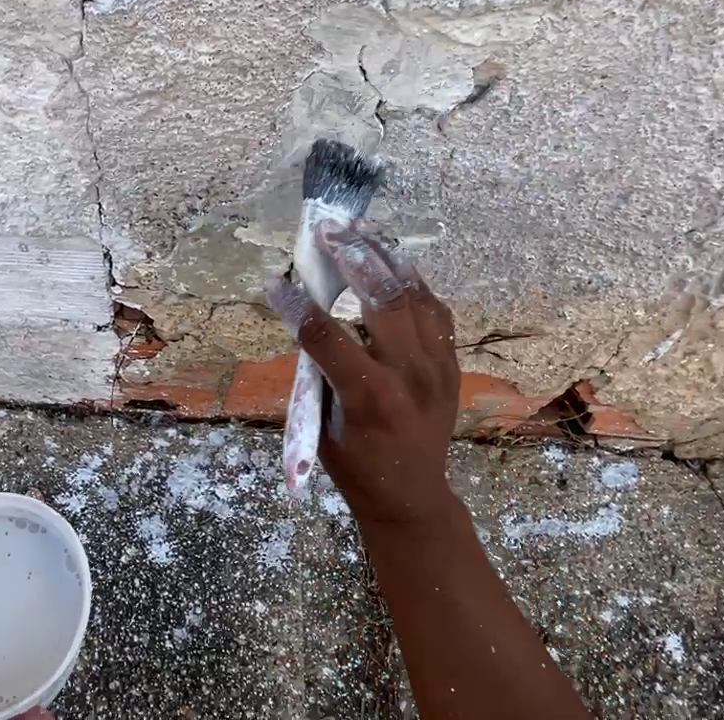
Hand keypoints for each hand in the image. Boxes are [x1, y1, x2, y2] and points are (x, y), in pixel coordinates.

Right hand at [266, 220, 460, 524]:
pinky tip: (391, 260)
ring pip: (414, 294)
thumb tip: (305, 314)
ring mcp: (437, 366)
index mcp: (369, 396)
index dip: (295, 304)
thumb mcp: (321, 423)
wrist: (412, 495)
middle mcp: (409, 374)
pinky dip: (410, 280)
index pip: (324, 335)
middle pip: (381, 298)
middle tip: (328, 230)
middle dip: (352, 257)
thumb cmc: (354, 464)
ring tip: (361, 229)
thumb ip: (316, 368)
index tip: (273, 280)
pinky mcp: (450, 362)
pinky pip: (433, 307)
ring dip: (385, 256)